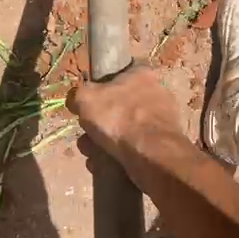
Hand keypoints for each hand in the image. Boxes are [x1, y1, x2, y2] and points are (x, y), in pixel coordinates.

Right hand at [68, 63, 187, 164]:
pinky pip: (132, 148)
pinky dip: (117, 157)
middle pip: (117, 107)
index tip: (89, 102)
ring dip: (103, 144)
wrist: (151, 155)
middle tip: (88, 134)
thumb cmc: (118, 118)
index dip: (100, 86)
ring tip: (93, 155)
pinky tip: (106, 165)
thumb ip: (77, 94)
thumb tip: (76, 100)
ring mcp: (161, 122)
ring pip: (122, 130)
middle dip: (97, 124)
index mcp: (142, 74)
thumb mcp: (85, 98)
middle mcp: (156, 94)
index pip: (120, 72)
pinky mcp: (162, 146)